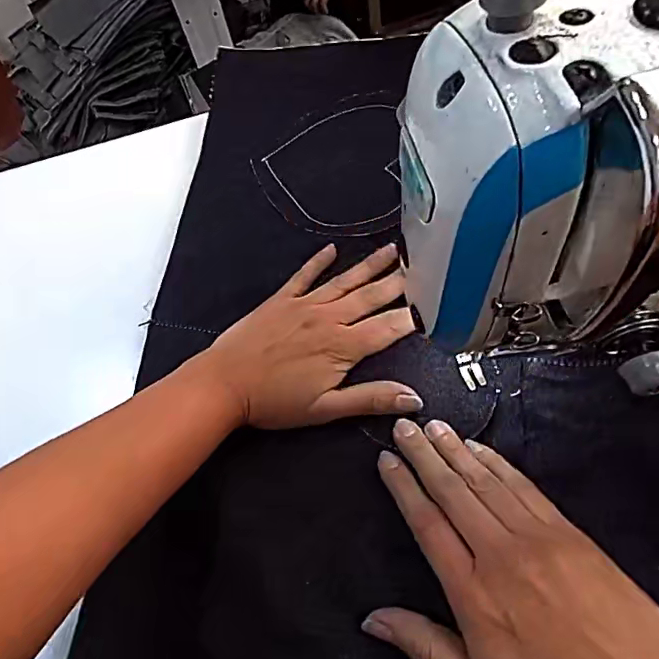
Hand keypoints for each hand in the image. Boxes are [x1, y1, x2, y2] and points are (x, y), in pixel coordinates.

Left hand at [191, 244, 420, 428]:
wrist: (223, 383)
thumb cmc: (273, 402)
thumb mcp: (325, 409)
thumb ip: (371, 399)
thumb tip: (411, 398)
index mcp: (343, 346)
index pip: (389, 327)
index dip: (414, 317)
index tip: (435, 306)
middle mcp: (329, 319)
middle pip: (373, 296)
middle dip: (400, 281)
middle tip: (422, 265)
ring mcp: (304, 305)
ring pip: (346, 281)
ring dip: (371, 265)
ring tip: (393, 250)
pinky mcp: (281, 300)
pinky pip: (305, 276)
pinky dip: (319, 261)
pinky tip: (331, 250)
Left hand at [305, 0, 348, 14]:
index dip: (307, 3)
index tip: (310, 7)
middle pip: (309, 1)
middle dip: (311, 8)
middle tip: (315, 12)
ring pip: (314, 4)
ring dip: (316, 10)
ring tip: (320, 13)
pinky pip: (322, 4)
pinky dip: (324, 9)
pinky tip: (326, 12)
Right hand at [366, 420, 658, 658]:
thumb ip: (425, 646)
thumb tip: (373, 620)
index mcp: (473, 593)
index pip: (428, 523)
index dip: (404, 487)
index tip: (387, 459)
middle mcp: (500, 553)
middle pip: (454, 491)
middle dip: (425, 455)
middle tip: (405, 426)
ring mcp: (538, 536)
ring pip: (487, 481)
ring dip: (458, 451)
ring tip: (436, 427)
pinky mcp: (569, 530)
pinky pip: (525, 486)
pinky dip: (499, 464)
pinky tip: (483, 451)